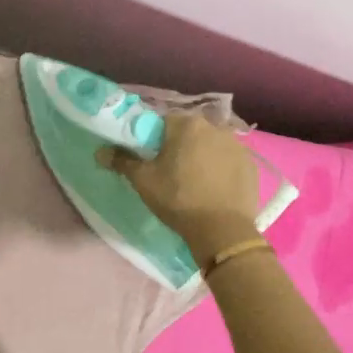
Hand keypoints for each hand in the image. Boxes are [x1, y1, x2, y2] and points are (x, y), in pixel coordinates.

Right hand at [100, 113, 258, 261]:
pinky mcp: (251, 165)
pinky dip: (220, 170)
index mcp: (186, 124)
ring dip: (201, 157)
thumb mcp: (143, 181)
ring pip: (210, 146)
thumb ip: (122, 161)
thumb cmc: (178, 199)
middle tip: (170, 173)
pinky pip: (228, 161)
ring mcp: (237, 145)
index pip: (162, 122)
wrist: (222, 230)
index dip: (153, 140)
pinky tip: (214, 189)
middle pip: (189, 132)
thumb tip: (100, 151)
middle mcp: (215, 127)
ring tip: (194, 183)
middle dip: (179, 147)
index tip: (150, 159)